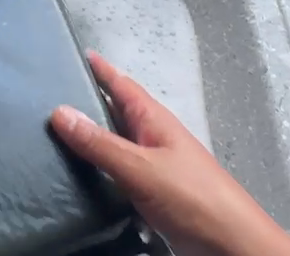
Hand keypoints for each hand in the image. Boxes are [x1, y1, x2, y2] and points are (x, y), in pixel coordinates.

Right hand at [51, 52, 289, 255]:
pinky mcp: (156, 196)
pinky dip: (103, 170)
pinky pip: (121, 173)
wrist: (233, 246)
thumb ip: (100, 144)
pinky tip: (87, 177)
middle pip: (117, 112)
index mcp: (154, 120)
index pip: (122, 85)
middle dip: (90, 102)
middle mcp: (154, 138)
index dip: (101, 69)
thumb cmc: (193, 196)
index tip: (79, 54)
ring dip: (95, 138)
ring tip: (62, 134)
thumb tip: (59, 112)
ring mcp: (156, 168)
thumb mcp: (141, 168)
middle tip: (56, 95)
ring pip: (118, 144)